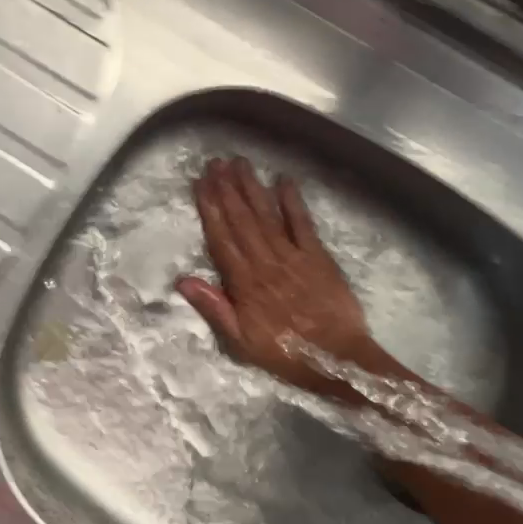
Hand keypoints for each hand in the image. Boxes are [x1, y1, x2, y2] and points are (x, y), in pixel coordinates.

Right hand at [176, 157, 387, 395]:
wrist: (338, 361)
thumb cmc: (285, 354)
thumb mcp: (241, 342)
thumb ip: (214, 308)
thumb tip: (183, 280)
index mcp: (245, 282)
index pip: (222, 237)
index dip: (210, 208)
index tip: (201, 183)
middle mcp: (265, 262)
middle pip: (242, 219)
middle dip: (227, 189)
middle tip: (216, 162)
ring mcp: (293, 256)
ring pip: (267, 215)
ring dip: (252, 188)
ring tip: (240, 163)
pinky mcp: (318, 257)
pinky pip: (302, 224)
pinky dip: (292, 202)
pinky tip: (283, 181)